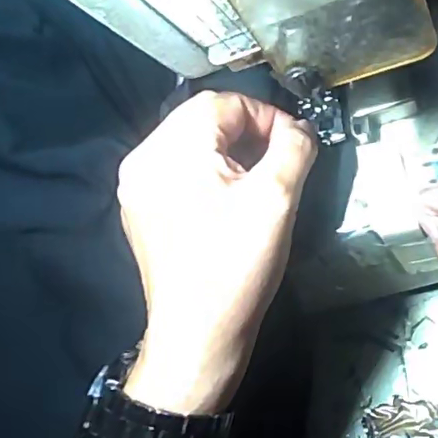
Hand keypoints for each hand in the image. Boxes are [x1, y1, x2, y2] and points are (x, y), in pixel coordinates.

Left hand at [117, 91, 317, 413]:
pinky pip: (182, 172)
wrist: (198, 335)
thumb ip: (295, 147)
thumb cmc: (236, 266)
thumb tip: (299, 130)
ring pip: (194, 145)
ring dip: (233, 153)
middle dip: (251, 133)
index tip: (296, 146)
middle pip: (205, 119)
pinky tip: (233, 203)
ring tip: (261, 183)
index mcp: (170, 150)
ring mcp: (138, 187)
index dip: (269, 116)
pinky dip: (212, 174)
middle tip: (282, 164)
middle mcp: (144, 160)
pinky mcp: (143, 211)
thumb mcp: (278, 198)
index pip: (224, 102)